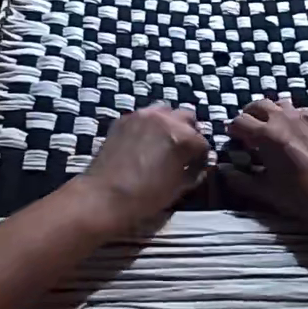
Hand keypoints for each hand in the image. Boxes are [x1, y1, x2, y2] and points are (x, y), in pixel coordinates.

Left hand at [71, 105, 209, 233]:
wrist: (105, 195)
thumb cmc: (145, 197)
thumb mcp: (178, 188)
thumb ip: (193, 172)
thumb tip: (198, 166)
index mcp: (182, 137)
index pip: (202, 142)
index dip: (201, 156)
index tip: (197, 165)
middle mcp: (164, 119)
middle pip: (187, 118)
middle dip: (189, 134)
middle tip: (183, 151)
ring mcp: (142, 116)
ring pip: (165, 111)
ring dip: (170, 124)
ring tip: (164, 142)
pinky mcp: (124, 119)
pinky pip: (144, 116)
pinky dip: (149, 125)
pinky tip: (145, 141)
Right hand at [221, 97, 307, 229]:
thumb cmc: (306, 198)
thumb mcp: (268, 193)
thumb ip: (242, 181)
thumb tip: (225, 172)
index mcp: (267, 134)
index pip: (239, 121)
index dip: (234, 130)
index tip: (235, 140)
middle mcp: (285, 118)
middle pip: (259, 105)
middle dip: (251, 115)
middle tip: (251, 131)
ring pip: (283, 105)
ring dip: (274, 114)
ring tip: (275, 131)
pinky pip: (306, 112)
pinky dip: (298, 119)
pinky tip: (302, 134)